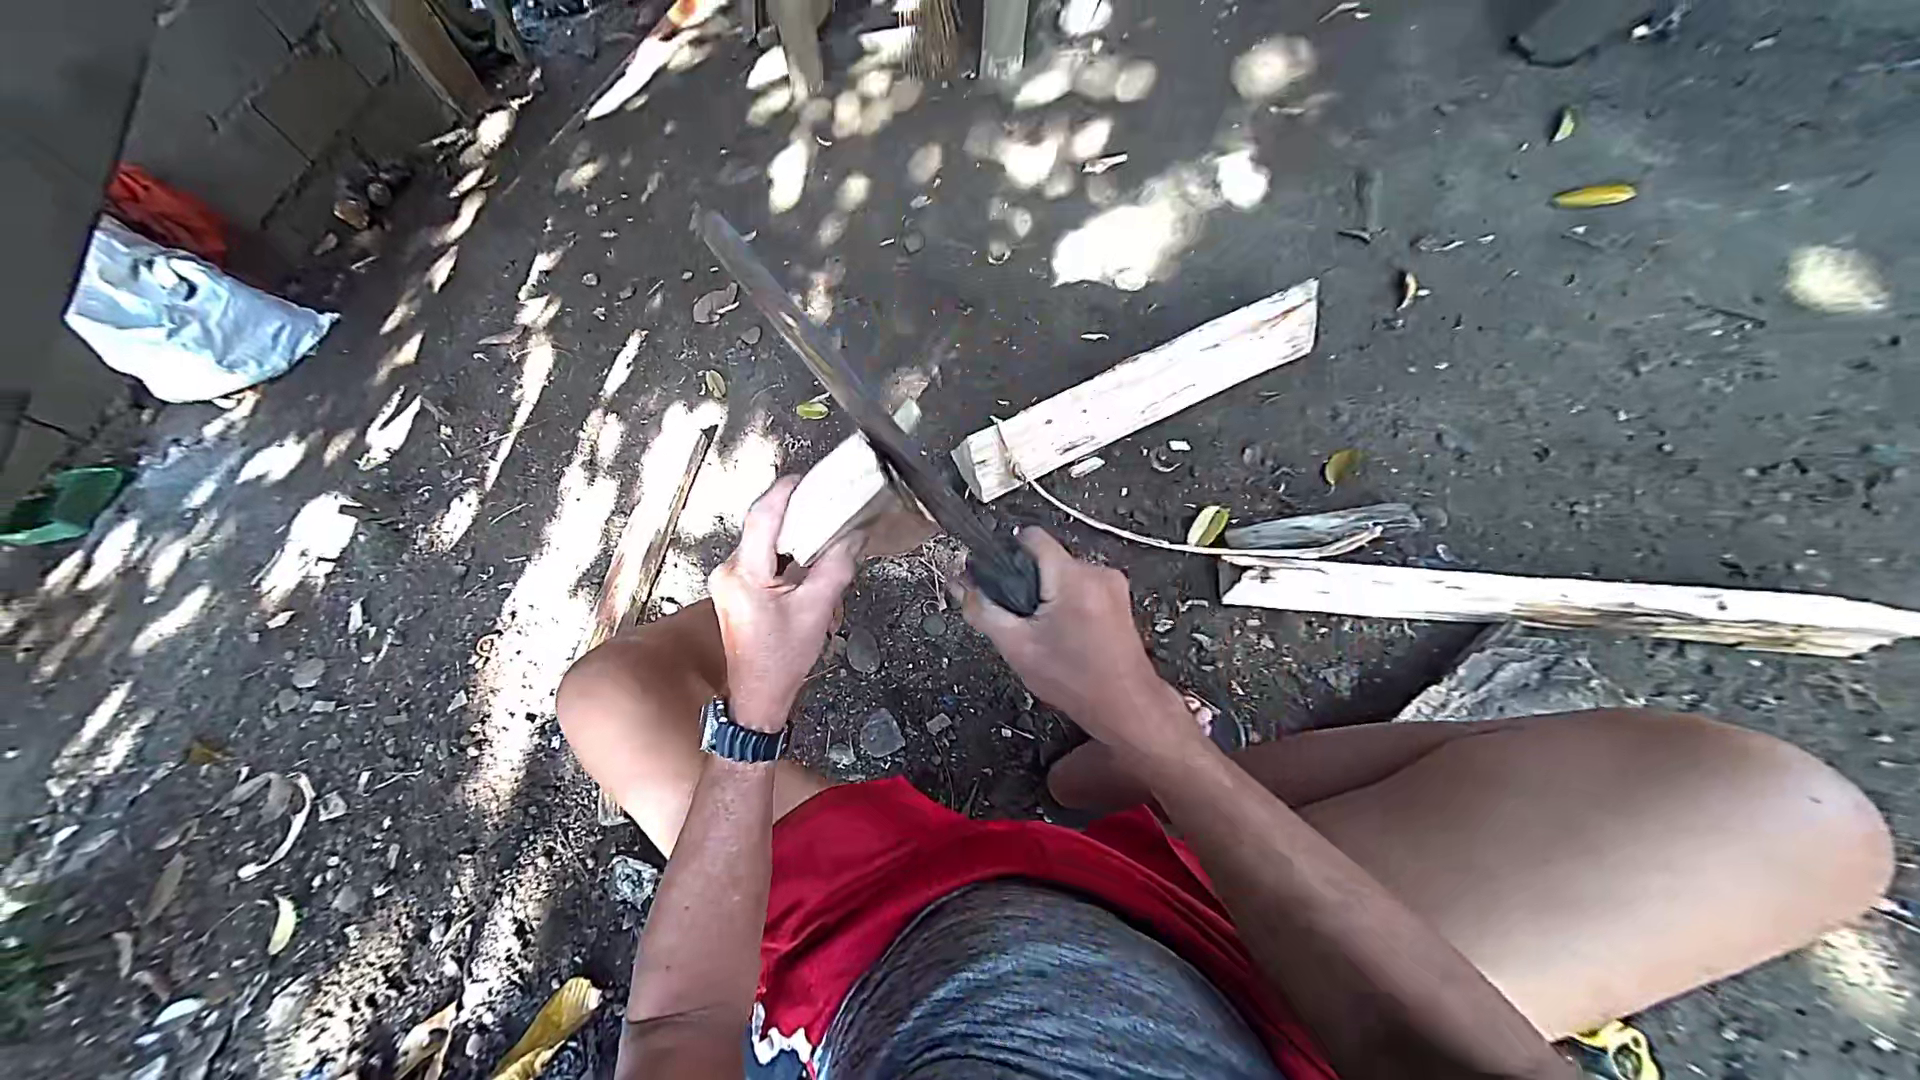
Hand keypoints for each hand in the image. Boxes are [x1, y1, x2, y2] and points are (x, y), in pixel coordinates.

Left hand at [711, 476, 860, 731]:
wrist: (758, 693)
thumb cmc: (780, 660)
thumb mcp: (817, 609)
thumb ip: (836, 567)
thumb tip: (850, 538)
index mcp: (745, 575)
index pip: (762, 518)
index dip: (784, 493)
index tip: (804, 479)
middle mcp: (729, 573)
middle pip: (762, 526)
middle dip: (794, 515)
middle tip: (822, 506)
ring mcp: (727, 580)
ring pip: (761, 541)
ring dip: (790, 536)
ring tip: (818, 538)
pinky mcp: (734, 588)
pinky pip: (760, 557)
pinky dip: (783, 553)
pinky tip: (803, 560)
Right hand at [960, 528, 1196, 753]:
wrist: (1123, 704)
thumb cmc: (1077, 683)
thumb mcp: (1017, 647)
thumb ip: (983, 611)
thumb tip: (961, 587)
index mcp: (1072, 579)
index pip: (1031, 537)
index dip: (1008, 553)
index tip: (999, 576)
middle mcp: (1097, 574)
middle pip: (1046, 557)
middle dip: (1028, 581)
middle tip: (1023, 618)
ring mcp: (1112, 584)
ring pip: (1062, 571)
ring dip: (1048, 593)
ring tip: (1045, 630)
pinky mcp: (1118, 595)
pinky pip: (1081, 584)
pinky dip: (1067, 600)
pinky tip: (1065, 632)